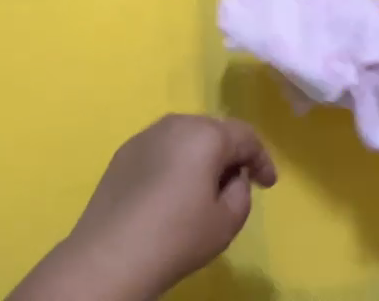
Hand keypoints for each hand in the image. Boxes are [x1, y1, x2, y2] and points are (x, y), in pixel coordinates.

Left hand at [17, 114, 277, 300]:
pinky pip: (162, 148)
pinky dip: (175, 162)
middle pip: (215, 130)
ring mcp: (146, 134)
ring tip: (204, 186)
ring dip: (201, 155)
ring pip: (186, 136)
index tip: (268, 184)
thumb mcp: (227, 222)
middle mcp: (177, 123)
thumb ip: (241, 191)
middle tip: (238, 183)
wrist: (110, 255)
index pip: (246, 136)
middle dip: (230, 153)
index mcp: (207, 134)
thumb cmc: (177, 237)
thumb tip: (232, 177)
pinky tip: (172, 190)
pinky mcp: (124, 151)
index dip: (262, 159)